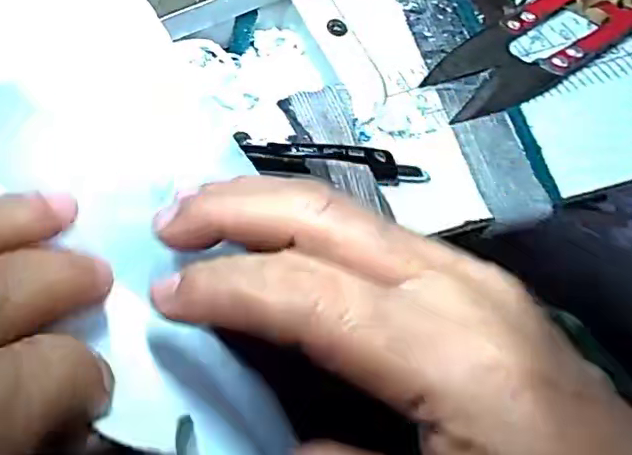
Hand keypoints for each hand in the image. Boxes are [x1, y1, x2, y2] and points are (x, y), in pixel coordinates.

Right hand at [150, 177, 631, 454]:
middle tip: (164, 223)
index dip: (220, 287)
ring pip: (333, 204)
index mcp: (458, 355)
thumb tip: (267, 432)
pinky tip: (264, 227)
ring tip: (196, 210)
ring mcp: (468, 271)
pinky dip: (294, 217)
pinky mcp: (470, 275)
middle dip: (226, 208)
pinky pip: (360, 226)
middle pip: (314, 214)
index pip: (303, 292)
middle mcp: (459, 287)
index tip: (160, 296)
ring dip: (254, 200)